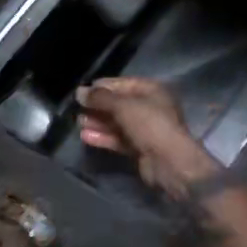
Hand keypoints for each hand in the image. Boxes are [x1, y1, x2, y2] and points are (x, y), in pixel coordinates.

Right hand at [75, 77, 222, 200]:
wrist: (169, 162)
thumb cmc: (150, 125)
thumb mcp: (123, 106)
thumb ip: (100, 98)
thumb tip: (79, 92)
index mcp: (152, 91)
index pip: (123, 84)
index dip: (103, 86)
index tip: (82, 91)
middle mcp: (150, 107)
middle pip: (119, 104)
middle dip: (98, 106)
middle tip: (77, 109)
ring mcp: (145, 129)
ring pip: (118, 122)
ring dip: (99, 122)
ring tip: (79, 123)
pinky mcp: (140, 148)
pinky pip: (119, 139)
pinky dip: (104, 137)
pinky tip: (86, 137)